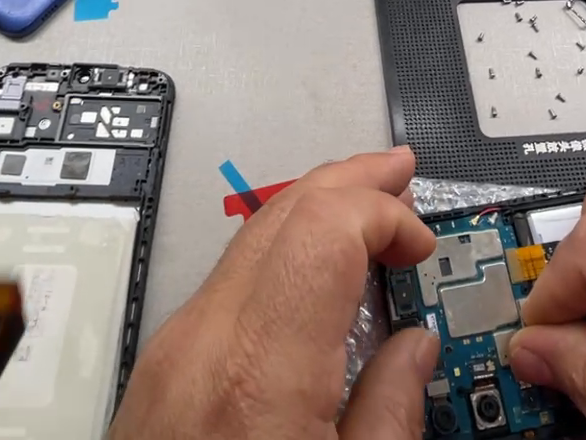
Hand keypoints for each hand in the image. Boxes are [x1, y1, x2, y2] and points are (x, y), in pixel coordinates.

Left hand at [109, 147, 440, 439]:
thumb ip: (389, 415)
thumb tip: (412, 347)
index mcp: (260, 372)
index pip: (323, 226)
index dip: (380, 212)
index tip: (419, 241)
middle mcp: (208, 337)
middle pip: (286, 210)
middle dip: (352, 180)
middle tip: (399, 171)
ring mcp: (177, 342)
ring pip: (258, 229)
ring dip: (321, 203)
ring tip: (369, 200)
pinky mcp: (167, 357)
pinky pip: (238, 269)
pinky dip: (290, 243)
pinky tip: (321, 258)